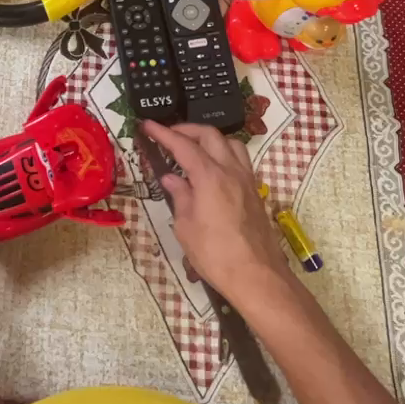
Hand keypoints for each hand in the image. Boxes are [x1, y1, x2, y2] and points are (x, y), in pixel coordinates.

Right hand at [143, 121, 292, 306]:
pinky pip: (240, 160)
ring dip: (209, 139)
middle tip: (169, 136)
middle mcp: (230, 171)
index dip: (163, 133)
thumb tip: (171, 178)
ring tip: (194, 149)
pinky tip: (213, 169)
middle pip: (209, 135)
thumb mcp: (186, 227)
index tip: (147, 126)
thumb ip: (179, 197)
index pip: (183, 145)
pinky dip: (223, 154)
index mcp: (209, 176)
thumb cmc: (216, 255)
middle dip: (186, 130)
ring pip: (230, 143)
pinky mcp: (255, 192)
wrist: (258, 278)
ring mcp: (246, 180)